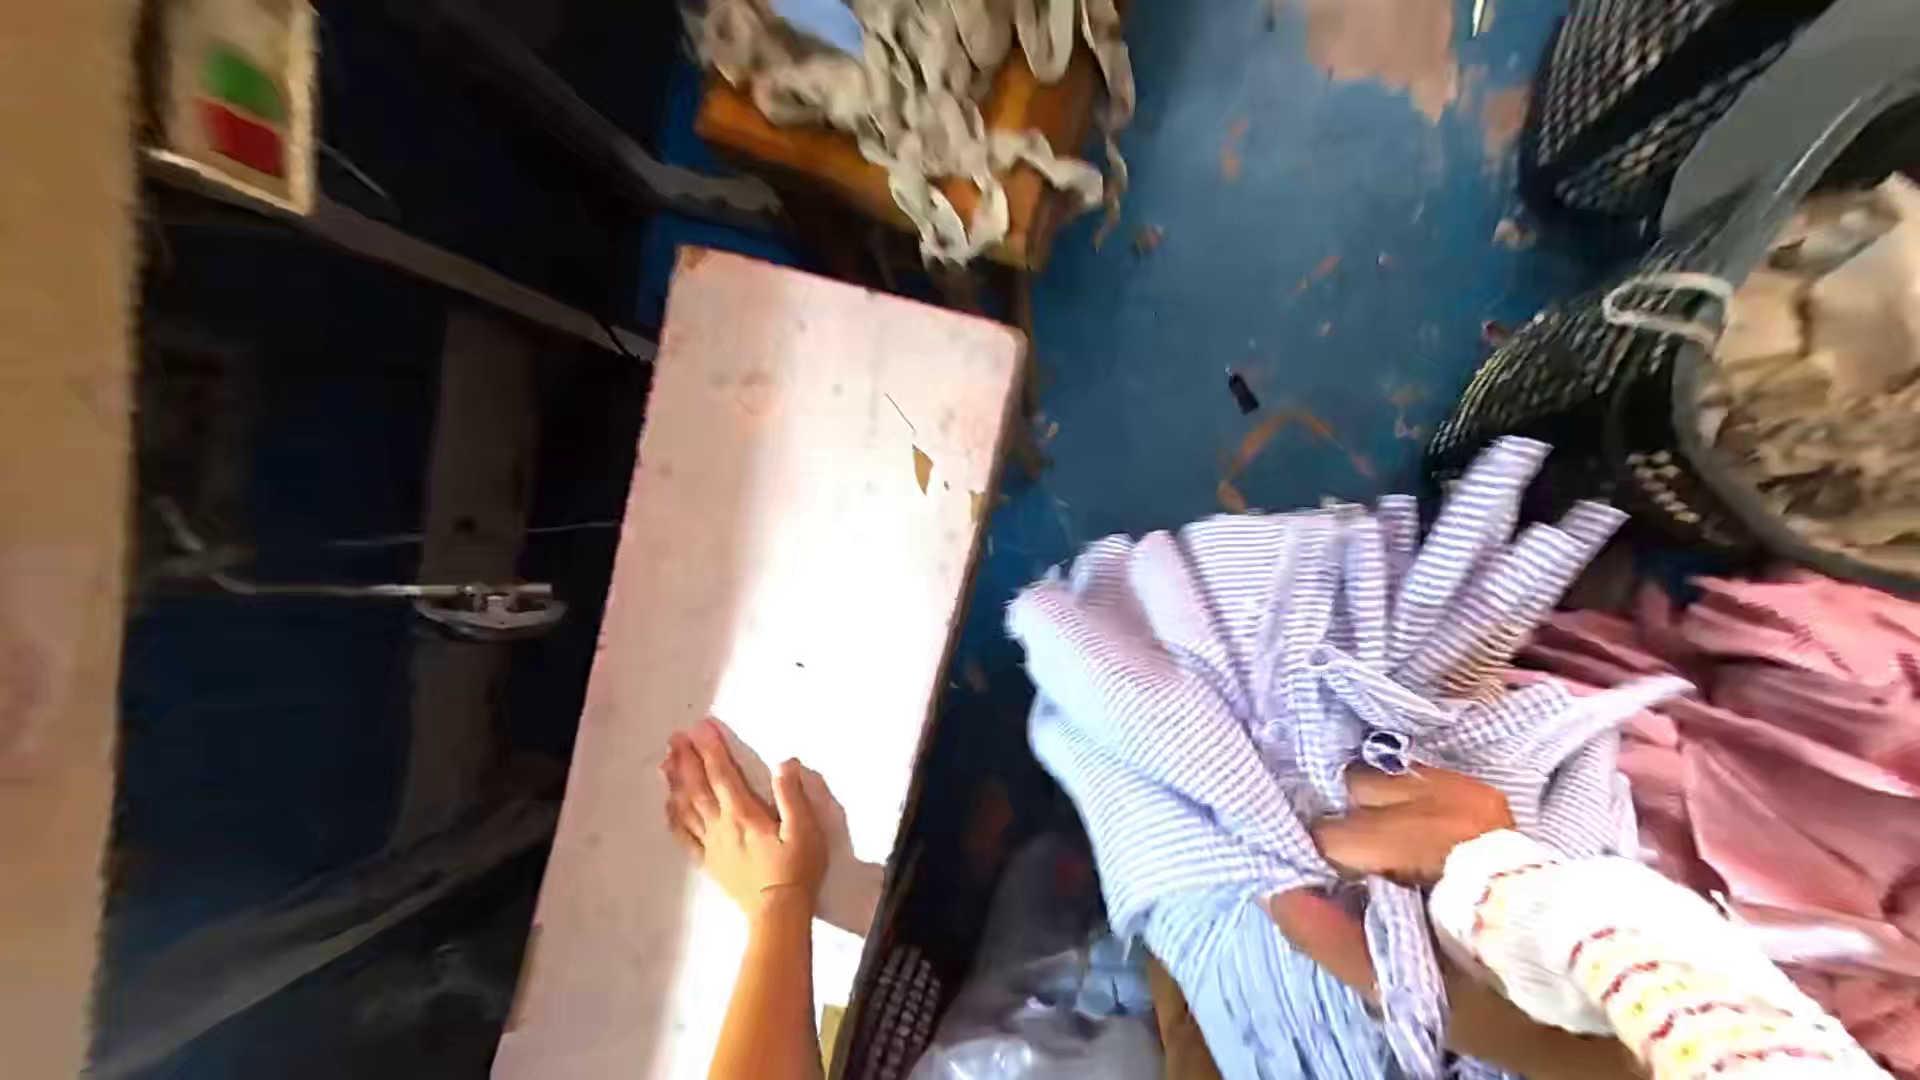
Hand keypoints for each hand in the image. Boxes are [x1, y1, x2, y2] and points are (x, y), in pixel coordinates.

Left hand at [662, 719, 826, 919]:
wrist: (778, 913)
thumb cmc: (796, 868)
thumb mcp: (804, 829)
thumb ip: (792, 795)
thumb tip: (784, 762)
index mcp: (743, 814)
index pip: (723, 774)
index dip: (712, 749)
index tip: (701, 727)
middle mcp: (721, 825)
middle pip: (698, 787)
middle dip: (687, 759)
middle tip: (675, 736)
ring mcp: (711, 844)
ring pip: (687, 808)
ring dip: (675, 782)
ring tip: (665, 761)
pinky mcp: (709, 861)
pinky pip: (684, 835)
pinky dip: (673, 817)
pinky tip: (668, 804)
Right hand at [1266, 769, 1633, 1078]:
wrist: (1593, 981)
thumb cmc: (1505, 995)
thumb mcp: (1417, 988)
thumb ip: (1335, 941)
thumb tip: (1270, 889)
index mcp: (1447, 847)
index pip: (1338, 838)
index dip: (1327, 870)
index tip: (1344, 899)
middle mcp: (1458, 801)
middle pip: (1348, 801)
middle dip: (1345, 841)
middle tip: (1370, 886)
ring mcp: (1465, 786)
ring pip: (1365, 783)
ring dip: (1362, 820)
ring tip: (1389, 864)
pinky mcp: (1467, 782)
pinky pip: (1390, 777)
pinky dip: (1380, 805)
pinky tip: (1400, 842)